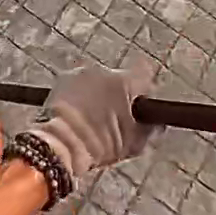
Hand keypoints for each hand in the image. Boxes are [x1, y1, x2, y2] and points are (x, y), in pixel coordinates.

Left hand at [26, 60, 157, 182]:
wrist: (59, 143)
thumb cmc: (99, 143)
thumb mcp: (133, 143)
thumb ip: (149, 129)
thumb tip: (156, 123)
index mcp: (124, 81)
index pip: (145, 73)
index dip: (145, 88)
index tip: (142, 103)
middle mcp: (102, 70)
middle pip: (118, 79)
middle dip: (117, 95)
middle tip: (115, 119)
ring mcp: (80, 73)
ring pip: (95, 81)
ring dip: (96, 94)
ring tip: (91, 119)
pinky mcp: (61, 79)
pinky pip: (77, 85)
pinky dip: (78, 96)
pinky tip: (76, 115)